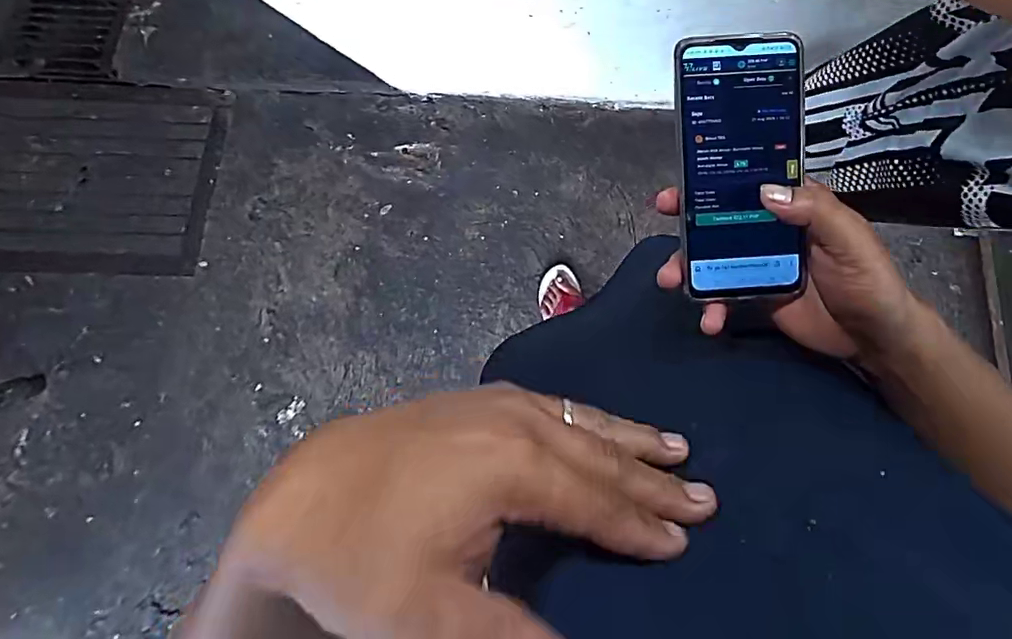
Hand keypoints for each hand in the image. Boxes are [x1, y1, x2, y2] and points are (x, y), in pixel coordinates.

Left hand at [182, 386, 715, 638]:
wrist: (306, 486)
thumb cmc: (362, 554)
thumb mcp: (419, 614)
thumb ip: (501, 632)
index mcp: (515, 468)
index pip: (594, 501)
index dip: (639, 525)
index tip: (682, 540)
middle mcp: (526, 424)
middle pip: (603, 457)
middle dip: (655, 481)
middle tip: (705, 496)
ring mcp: (511, 403)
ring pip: (590, 424)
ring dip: (636, 440)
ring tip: (678, 449)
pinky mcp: (496, 397)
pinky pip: (567, 407)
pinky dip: (602, 420)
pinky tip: (614, 425)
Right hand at [655, 180, 919, 359]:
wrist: (876, 339)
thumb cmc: (871, 280)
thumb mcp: (849, 239)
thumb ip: (814, 211)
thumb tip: (765, 190)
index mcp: (800, 205)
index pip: (757, 180)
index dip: (721, 175)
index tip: (689, 178)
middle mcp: (777, 229)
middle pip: (727, 215)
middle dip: (692, 215)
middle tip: (665, 214)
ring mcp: (766, 263)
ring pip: (718, 256)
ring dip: (691, 265)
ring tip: (672, 280)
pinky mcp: (761, 296)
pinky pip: (727, 296)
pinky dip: (713, 307)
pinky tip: (711, 320)